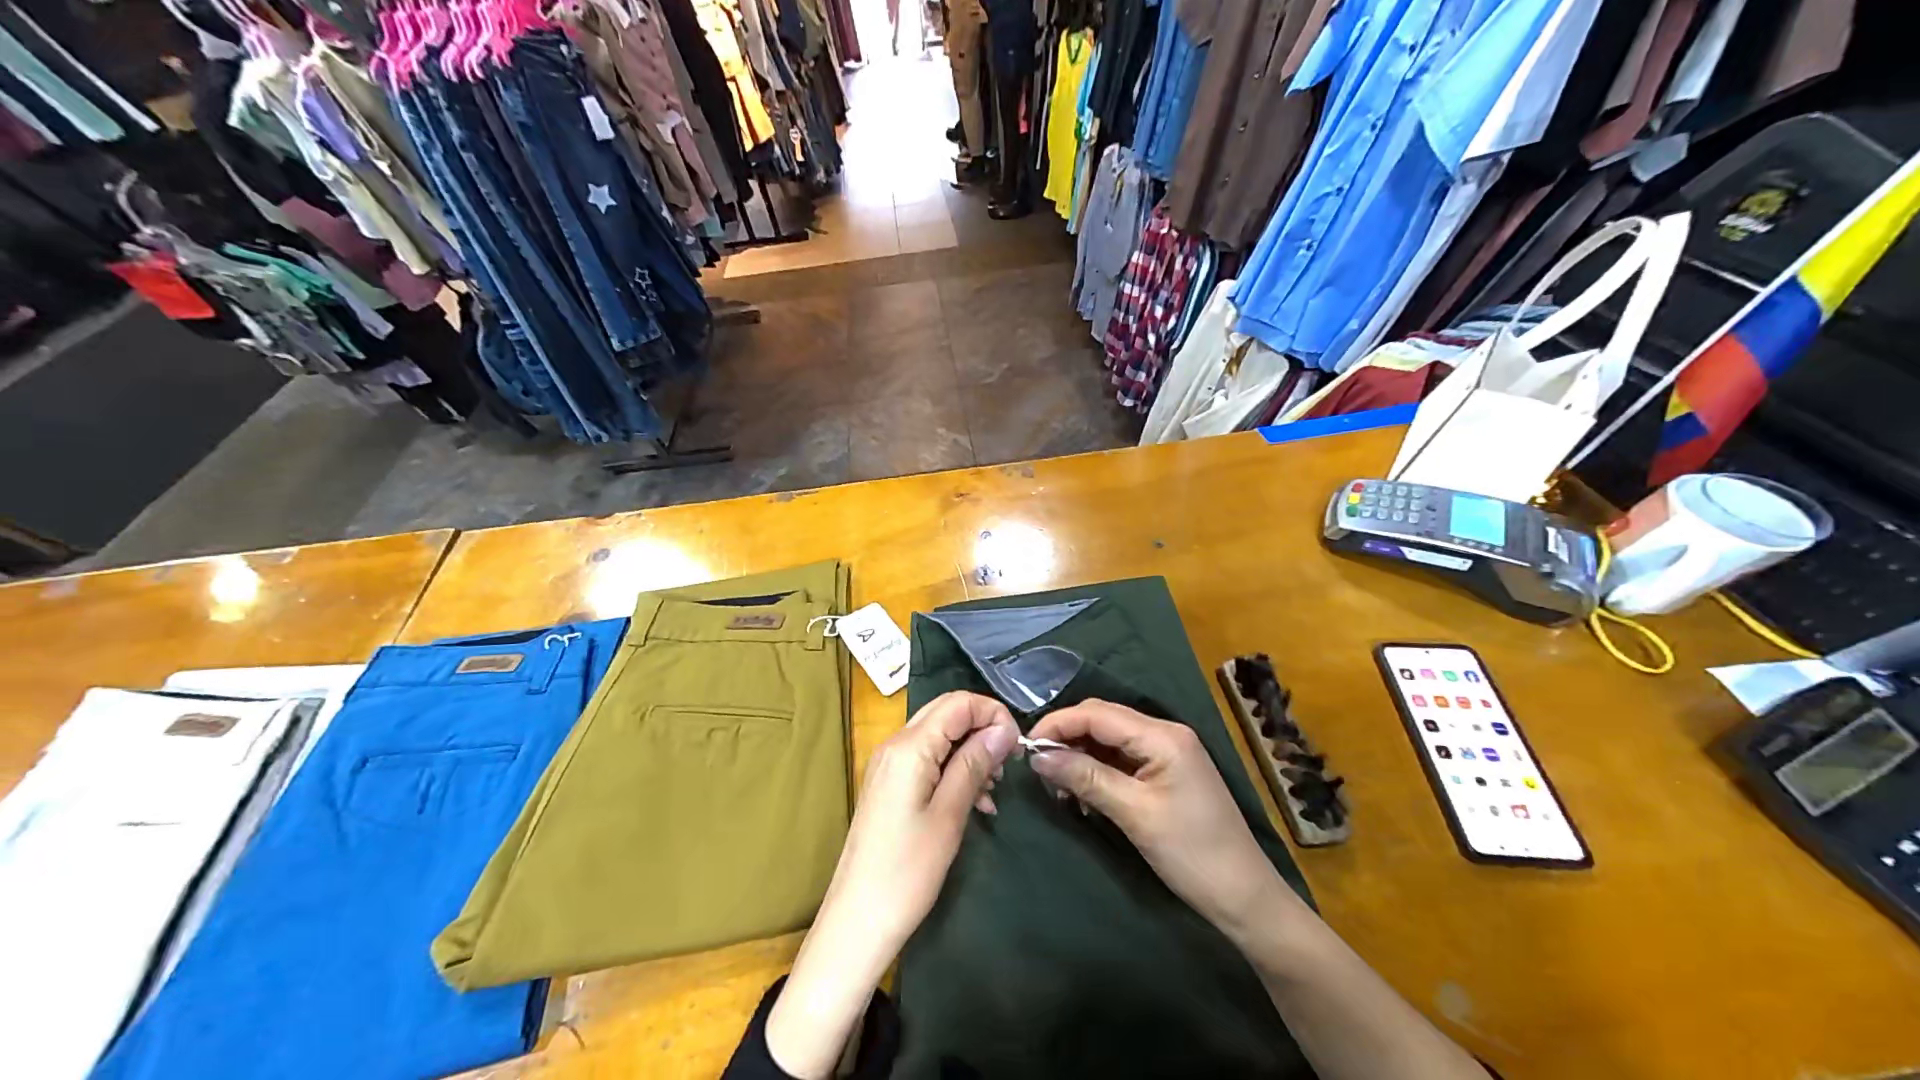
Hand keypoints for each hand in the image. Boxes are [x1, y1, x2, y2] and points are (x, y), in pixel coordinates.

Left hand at [824, 690, 1021, 950]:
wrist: (859, 918)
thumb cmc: (908, 870)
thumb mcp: (949, 814)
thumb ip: (975, 764)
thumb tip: (1004, 729)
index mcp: (909, 747)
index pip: (959, 702)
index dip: (993, 714)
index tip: (1016, 748)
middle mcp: (895, 744)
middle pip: (947, 712)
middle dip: (983, 729)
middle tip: (1008, 764)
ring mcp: (889, 764)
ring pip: (940, 735)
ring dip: (971, 751)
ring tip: (993, 789)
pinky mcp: (890, 783)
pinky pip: (929, 758)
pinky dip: (955, 768)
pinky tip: (975, 801)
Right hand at [1028, 699, 1297, 942]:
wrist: (1244, 896)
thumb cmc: (1191, 853)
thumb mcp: (1134, 814)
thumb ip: (1086, 777)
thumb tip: (1038, 756)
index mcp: (1162, 736)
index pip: (1097, 713)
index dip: (1057, 724)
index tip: (1025, 747)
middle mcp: (1165, 733)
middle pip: (1102, 720)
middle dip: (1066, 738)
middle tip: (1038, 769)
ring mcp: (1167, 752)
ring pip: (1109, 739)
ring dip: (1079, 756)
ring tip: (1059, 788)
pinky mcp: (1165, 772)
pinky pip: (1121, 759)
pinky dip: (1097, 770)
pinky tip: (1083, 795)